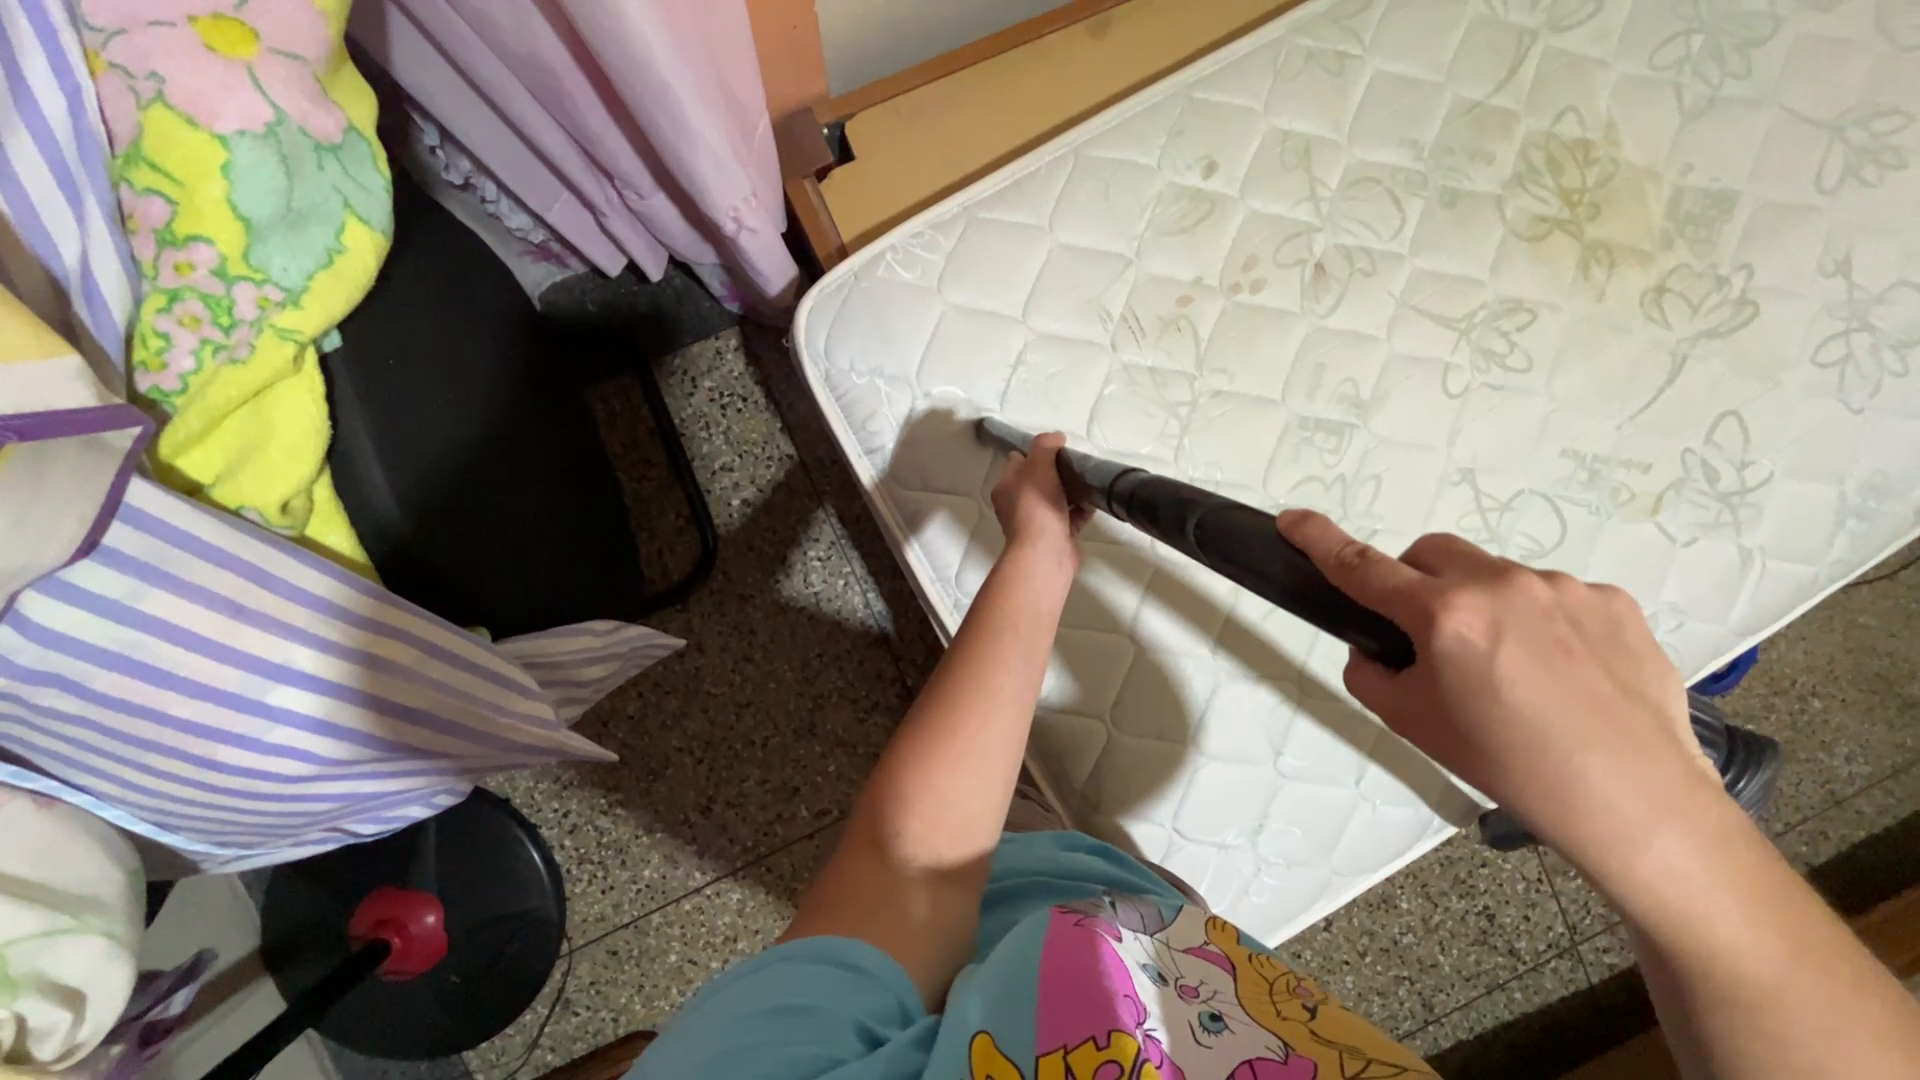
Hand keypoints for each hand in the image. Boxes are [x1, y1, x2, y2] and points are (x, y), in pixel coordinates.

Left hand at [990, 432, 1088, 566]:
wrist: (1046, 552)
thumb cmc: (1037, 506)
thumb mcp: (1037, 466)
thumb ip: (1045, 445)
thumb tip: (1057, 437)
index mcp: (1007, 487)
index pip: (1018, 460)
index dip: (1036, 451)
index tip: (1058, 447)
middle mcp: (1019, 503)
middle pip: (1041, 479)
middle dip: (1059, 470)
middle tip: (1077, 462)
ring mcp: (1038, 521)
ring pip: (1058, 497)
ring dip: (1074, 489)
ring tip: (1090, 478)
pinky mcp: (1057, 534)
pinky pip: (1072, 515)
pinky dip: (1082, 508)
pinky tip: (1094, 499)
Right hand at [1275, 509, 1721, 864]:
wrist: (1634, 799)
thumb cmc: (1506, 763)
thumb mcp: (1411, 723)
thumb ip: (1371, 674)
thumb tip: (1376, 649)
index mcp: (1444, 616)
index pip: (1361, 567)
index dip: (1319, 540)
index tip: (1291, 520)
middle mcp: (1501, 585)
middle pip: (1432, 553)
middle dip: (1416, 581)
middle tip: (1428, 635)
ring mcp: (1564, 587)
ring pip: (1496, 576)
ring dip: (1484, 606)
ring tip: (1513, 672)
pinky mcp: (1614, 602)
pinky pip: (1554, 597)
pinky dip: (1540, 622)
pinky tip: (1561, 674)